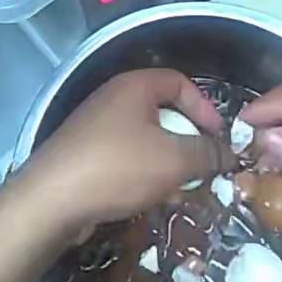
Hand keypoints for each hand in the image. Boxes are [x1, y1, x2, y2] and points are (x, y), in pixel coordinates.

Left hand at [13, 68, 232, 238]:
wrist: (53, 198)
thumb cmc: (117, 166)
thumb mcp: (172, 159)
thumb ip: (205, 153)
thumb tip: (228, 153)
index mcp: (133, 87)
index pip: (178, 82)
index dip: (203, 107)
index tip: (219, 138)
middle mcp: (114, 99)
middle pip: (163, 111)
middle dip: (188, 141)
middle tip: (204, 168)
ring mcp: (98, 126)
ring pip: (147, 138)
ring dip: (170, 162)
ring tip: (185, 191)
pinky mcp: (88, 153)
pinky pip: (128, 157)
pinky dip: (147, 173)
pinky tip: (158, 199)